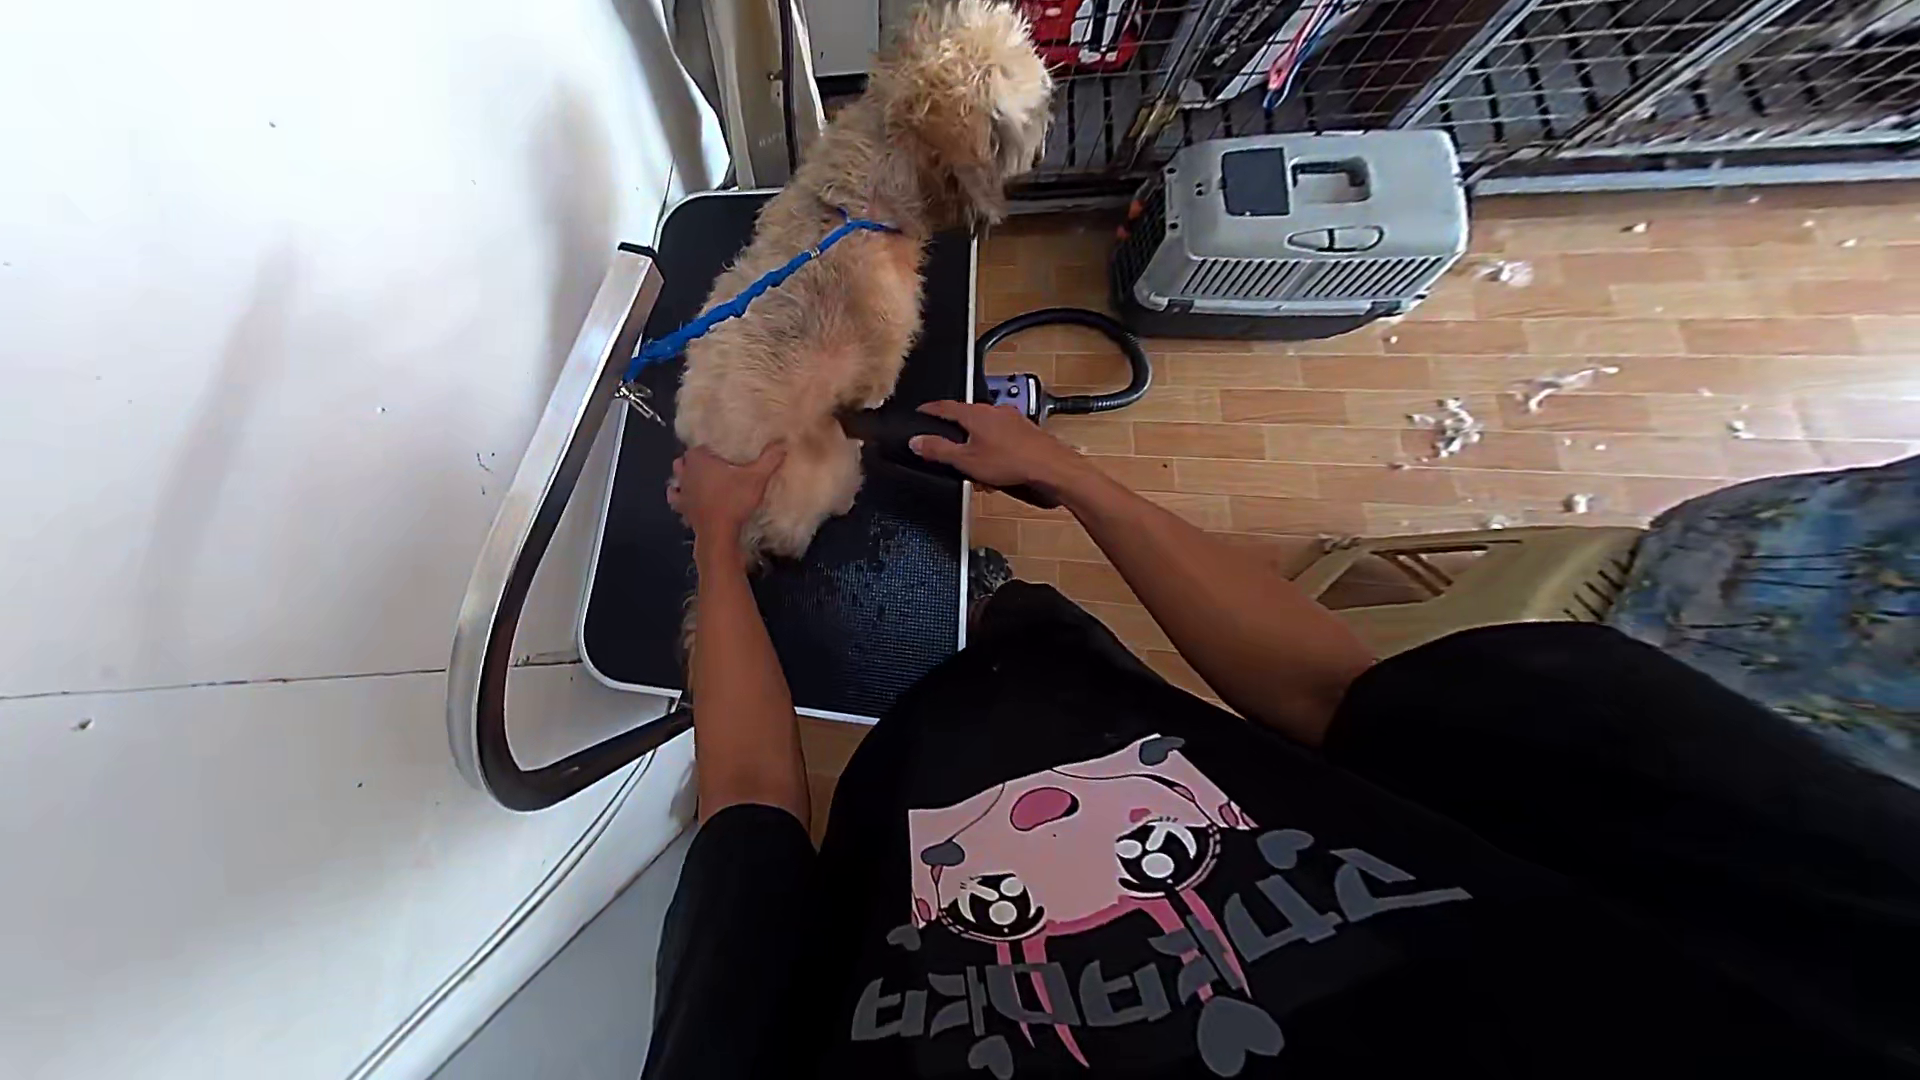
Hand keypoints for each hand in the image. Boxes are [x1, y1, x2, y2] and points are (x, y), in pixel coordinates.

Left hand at [668, 444, 784, 544]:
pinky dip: (680, 494)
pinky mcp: (681, 507)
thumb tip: (782, 444)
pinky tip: (687, 495)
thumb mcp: (757, 478)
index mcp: (700, 458)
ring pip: (678, 475)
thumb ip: (769, 459)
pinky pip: (675, 496)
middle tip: (717, 465)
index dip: (715, 448)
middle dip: (699, 460)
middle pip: (688, 458)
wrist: (719, 532)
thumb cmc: (735, 500)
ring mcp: (681, 489)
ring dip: (687, 475)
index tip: (727, 454)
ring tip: (702, 478)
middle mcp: (686, 471)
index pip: (704, 445)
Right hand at [909, 400, 1088, 496]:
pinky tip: (997, 473)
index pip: (944, 406)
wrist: (1051, 469)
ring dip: (977, 449)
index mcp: (975, 413)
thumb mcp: (966, 461)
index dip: (929, 410)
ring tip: (977, 473)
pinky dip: (994, 453)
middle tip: (949, 454)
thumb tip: (916, 441)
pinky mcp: (1026, 432)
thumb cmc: (1012, 461)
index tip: (920, 412)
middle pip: (966, 419)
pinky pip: (1002, 441)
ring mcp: (1012, 420)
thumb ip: (938, 450)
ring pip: (985, 432)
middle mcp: (994, 411)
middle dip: (957, 437)